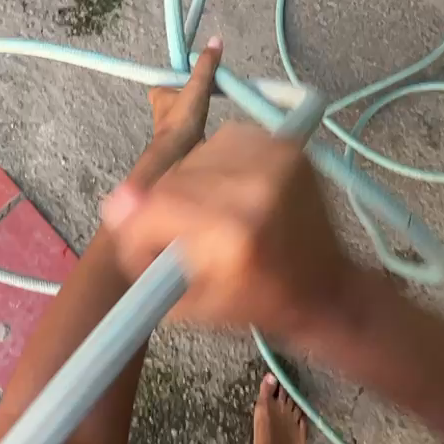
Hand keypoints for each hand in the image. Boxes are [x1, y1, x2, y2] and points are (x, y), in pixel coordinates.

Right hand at [102, 122, 364, 339]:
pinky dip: (214, 163)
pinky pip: (224, 141)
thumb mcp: (195, 302)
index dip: (135, 224)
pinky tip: (223, 189)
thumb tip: (114, 211)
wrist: (328, 288)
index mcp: (234, 232)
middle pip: (174, 178)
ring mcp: (274, 160)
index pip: (156, 205)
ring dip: (188, 183)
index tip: (133, 238)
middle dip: (161, 206)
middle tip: (172, 232)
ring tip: (203, 212)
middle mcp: (256, 186)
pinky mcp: (285, 146)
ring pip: (196, 156)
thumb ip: (146, 260)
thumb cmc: (261, 301)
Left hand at [147, 36, 221, 147]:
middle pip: (176, 95)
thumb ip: (205, 65)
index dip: (180, 77)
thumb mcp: (196, 87)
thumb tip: (216, 40)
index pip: (167, 80)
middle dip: (189, 93)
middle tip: (208, 89)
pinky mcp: (181, 139)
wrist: (179, 157)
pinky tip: (210, 123)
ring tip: (211, 105)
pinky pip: (191, 125)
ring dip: (195, 109)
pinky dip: (199, 123)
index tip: (196, 77)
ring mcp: (171, 125)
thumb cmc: (181, 120)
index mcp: (158, 94)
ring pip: (183, 111)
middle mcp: (161, 109)